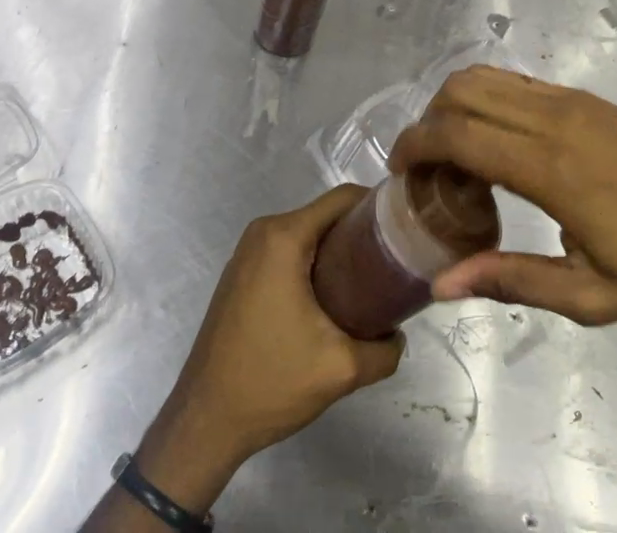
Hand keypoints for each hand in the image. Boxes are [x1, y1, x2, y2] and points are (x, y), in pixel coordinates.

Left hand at [124, 186, 405, 516]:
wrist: (207, 419)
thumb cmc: (271, 382)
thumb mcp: (343, 368)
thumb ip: (385, 349)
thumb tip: (398, 335)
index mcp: (283, 238)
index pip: (343, 198)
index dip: (381, 208)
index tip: (409, 232)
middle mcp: (262, 234)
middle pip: (328, 216)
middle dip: (365, 234)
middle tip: (398, 264)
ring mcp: (248, 254)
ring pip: (310, 236)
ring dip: (342, 253)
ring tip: (376, 284)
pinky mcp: (243, 276)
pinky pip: (291, 254)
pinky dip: (318, 266)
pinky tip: (339, 299)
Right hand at [390, 66, 616, 324]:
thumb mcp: (590, 297)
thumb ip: (512, 282)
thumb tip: (440, 285)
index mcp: (551, 168)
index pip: (458, 134)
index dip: (415, 146)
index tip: (397, 172)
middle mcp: (556, 120)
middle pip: (463, 90)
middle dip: (427, 121)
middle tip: (424, 169)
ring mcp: (575, 102)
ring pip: (489, 77)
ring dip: (456, 105)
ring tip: (456, 155)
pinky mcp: (591, 100)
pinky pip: (519, 83)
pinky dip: (488, 100)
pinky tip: (499, 144)